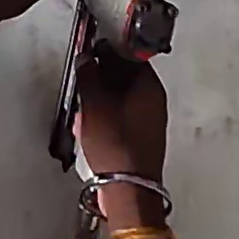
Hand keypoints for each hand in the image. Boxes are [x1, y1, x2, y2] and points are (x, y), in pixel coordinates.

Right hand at [78, 58, 168, 224]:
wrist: (128, 188)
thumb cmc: (114, 142)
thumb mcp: (94, 103)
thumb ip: (88, 76)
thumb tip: (86, 58)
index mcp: (149, 85)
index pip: (130, 54)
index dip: (108, 50)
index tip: (91, 50)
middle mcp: (155, 99)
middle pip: (127, 75)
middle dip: (103, 75)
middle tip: (85, 78)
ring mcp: (151, 119)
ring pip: (124, 96)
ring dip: (103, 96)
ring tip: (84, 105)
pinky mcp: (143, 137)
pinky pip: (124, 115)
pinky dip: (108, 114)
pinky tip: (90, 125)